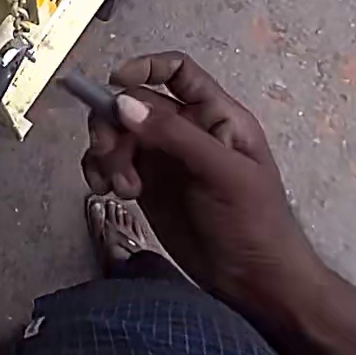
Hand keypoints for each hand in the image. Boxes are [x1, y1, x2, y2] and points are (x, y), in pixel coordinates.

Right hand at [82, 52, 322, 308]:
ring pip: (116, 132)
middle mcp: (183, 128)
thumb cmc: (255, 222)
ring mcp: (161, 156)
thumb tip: (122, 103)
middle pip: (134, 103)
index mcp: (213, 114)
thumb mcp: (223, 173)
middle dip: (114, 123)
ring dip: (107, 153)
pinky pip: (109, 162)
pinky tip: (107, 190)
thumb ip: (174, 135)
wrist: (256, 286)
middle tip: (108, 152)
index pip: (177, 71)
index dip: (146, 67)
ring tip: (121, 186)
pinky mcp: (144, 182)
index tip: (116, 82)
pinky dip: (99, 170)